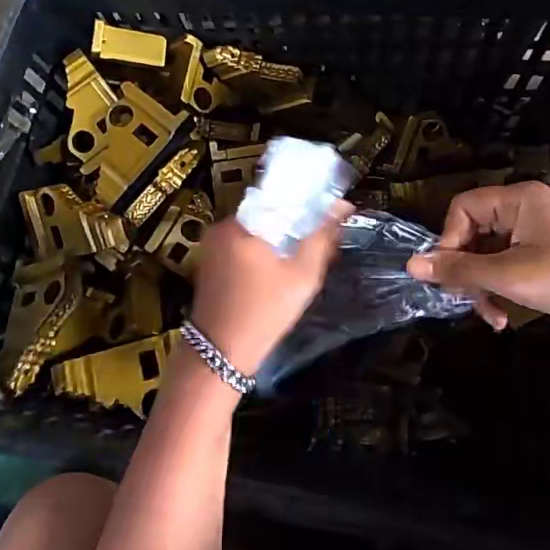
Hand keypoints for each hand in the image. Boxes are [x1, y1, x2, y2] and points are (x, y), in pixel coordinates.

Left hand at [187, 201, 353, 373]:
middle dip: (296, 223)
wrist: (219, 353)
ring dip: (278, 238)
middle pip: (267, 213)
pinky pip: (241, 246)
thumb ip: (321, 239)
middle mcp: (221, 227)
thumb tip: (341, 208)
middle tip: (323, 237)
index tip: (334, 211)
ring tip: (304, 255)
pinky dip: (261, 251)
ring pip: (255, 230)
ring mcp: (211, 245)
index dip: (310, 203)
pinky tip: (279, 268)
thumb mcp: (301, 277)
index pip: (281, 197)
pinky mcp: (208, 262)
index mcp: (241, 224)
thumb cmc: (264, 313)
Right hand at [404, 181, 549, 332]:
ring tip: (487, 315)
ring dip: (481, 286)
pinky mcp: (540, 256)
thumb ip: (459, 269)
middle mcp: (522, 210)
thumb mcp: (510, 276)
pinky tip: (499, 317)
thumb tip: (411, 264)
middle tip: (464, 300)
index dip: (449, 240)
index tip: (448, 273)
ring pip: (485, 255)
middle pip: (471, 233)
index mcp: (518, 200)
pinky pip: (503, 266)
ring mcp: (532, 233)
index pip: (462, 209)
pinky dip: (497, 290)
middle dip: (466, 271)